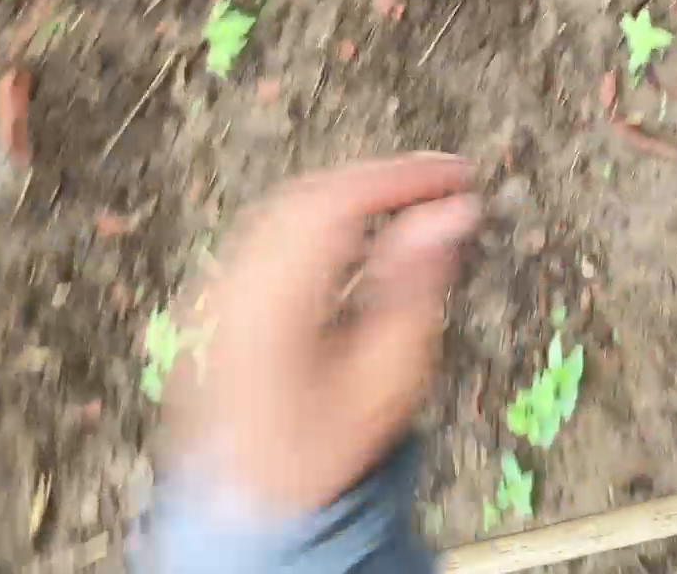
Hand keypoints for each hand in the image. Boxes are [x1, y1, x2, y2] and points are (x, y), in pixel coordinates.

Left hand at [166, 154, 479, 510]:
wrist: (256, 502)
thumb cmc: (334, 443)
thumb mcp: (392, 373)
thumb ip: (418, 283)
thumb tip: (455, 213)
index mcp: (271, 311)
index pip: (336, 208)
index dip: (403, 179)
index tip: (459, 175)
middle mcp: (231, 291)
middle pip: (309, 196)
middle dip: (385, 175)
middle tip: (448, 177)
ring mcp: (217, 292)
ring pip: (290, 204)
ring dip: (359, 187)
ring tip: (419, 191)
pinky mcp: (221, 297)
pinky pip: (277, 226)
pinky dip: (331, 208)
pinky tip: (370, 216)